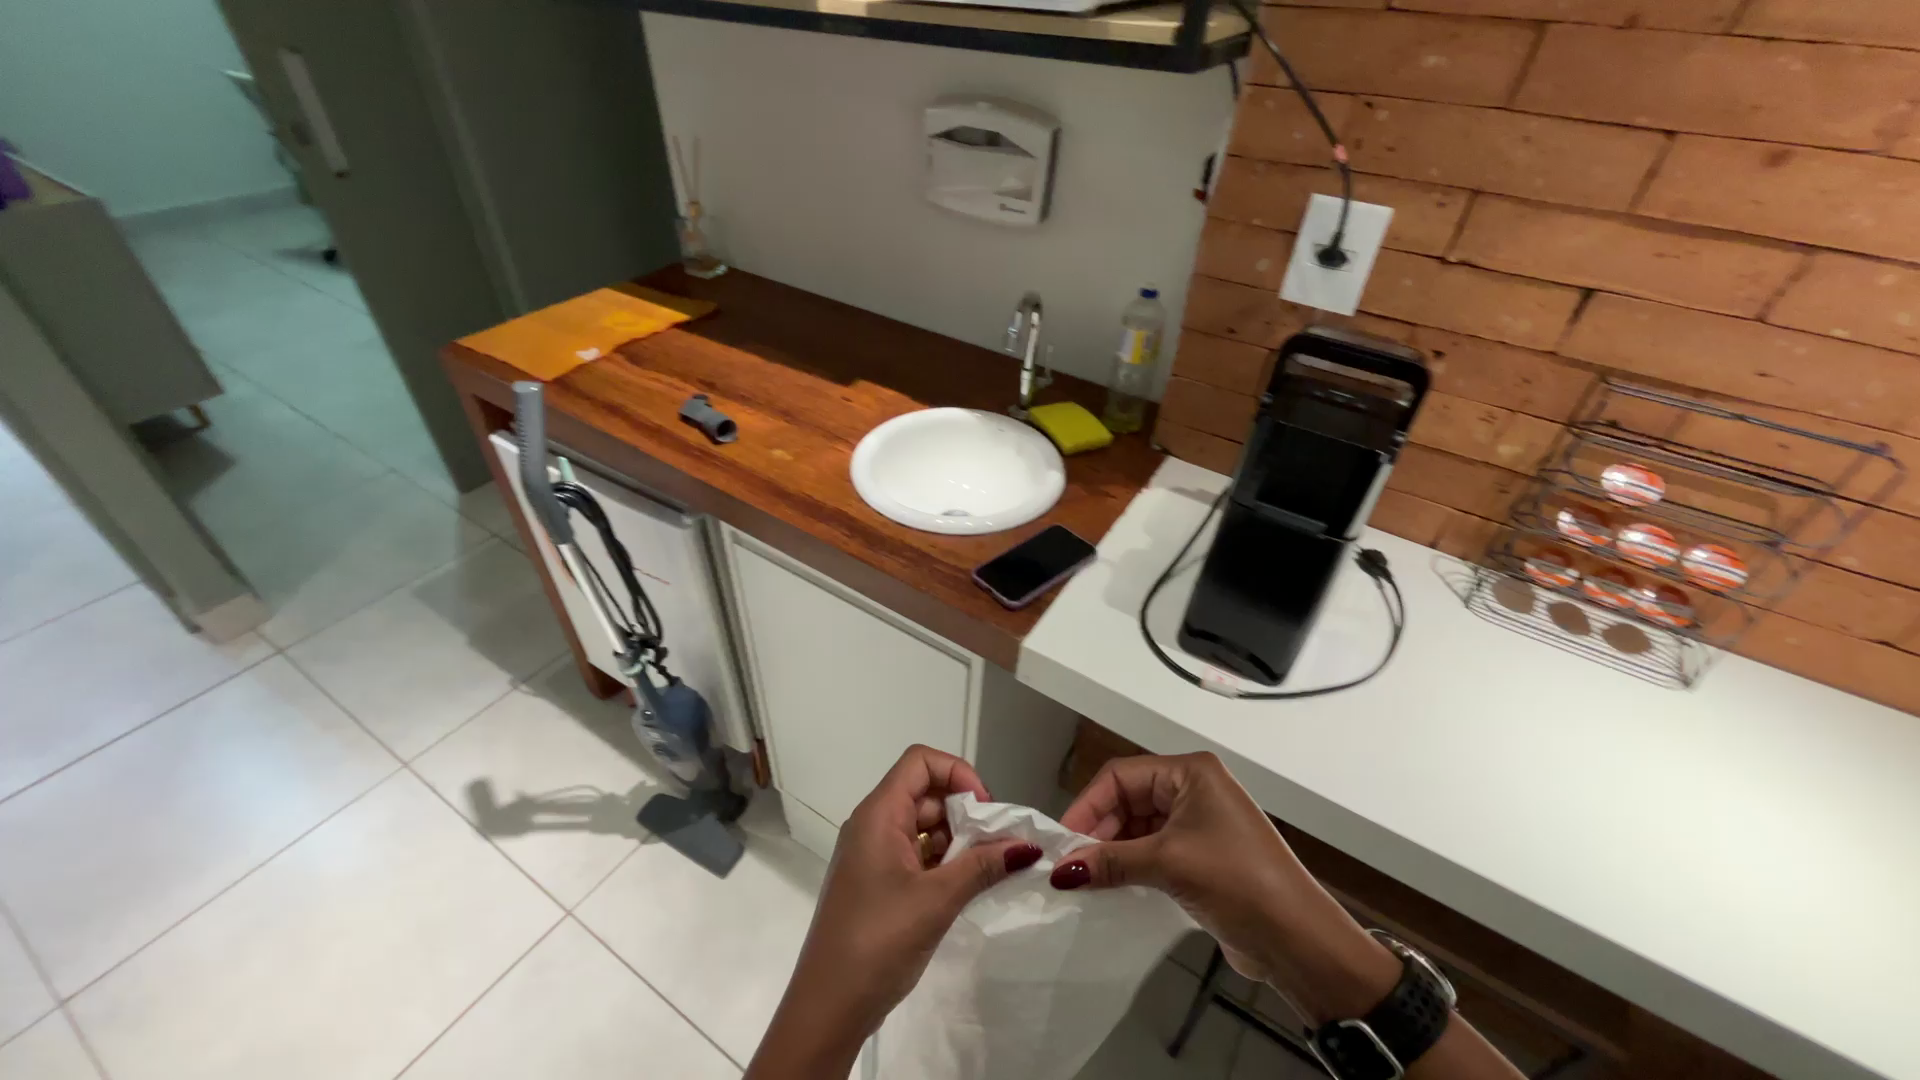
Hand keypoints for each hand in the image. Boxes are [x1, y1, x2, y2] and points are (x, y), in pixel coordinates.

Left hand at [745, 746, 1042, 1078]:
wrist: (828, 1007)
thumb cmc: (877, 941)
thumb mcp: (937, 900)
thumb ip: (982, 866)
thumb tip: (1027, 845)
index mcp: (878, 814)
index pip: (920, 761)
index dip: (958, 773)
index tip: (985, 811)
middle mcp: (873, 824)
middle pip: (925, 792)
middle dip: (965, 811)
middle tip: (997, 847)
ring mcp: (873, 854)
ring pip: (924, 825)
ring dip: (958, 839)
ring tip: (987, 869)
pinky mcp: (878, 882)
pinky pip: (917, 853)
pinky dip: (944, 862)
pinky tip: (967, 886)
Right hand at [1054, 752, 1399, 1024]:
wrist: (1298, 939)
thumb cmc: (1237, 882)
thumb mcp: (1169, 864)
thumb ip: (1111, 861)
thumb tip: (1062, 870)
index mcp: (1190, 772)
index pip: (1121, 776)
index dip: (1088, 804)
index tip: (1062, 840)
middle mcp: (1193, 789)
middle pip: (1128, 799)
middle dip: (1099, 829)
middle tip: (1071, 864)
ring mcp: (1198, 824)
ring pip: (1138, 827)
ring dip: (1112, 850)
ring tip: (1086, 878)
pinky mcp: (1200, 856)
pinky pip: (1152, 850)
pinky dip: (1130, 865)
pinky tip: (1110, 886)